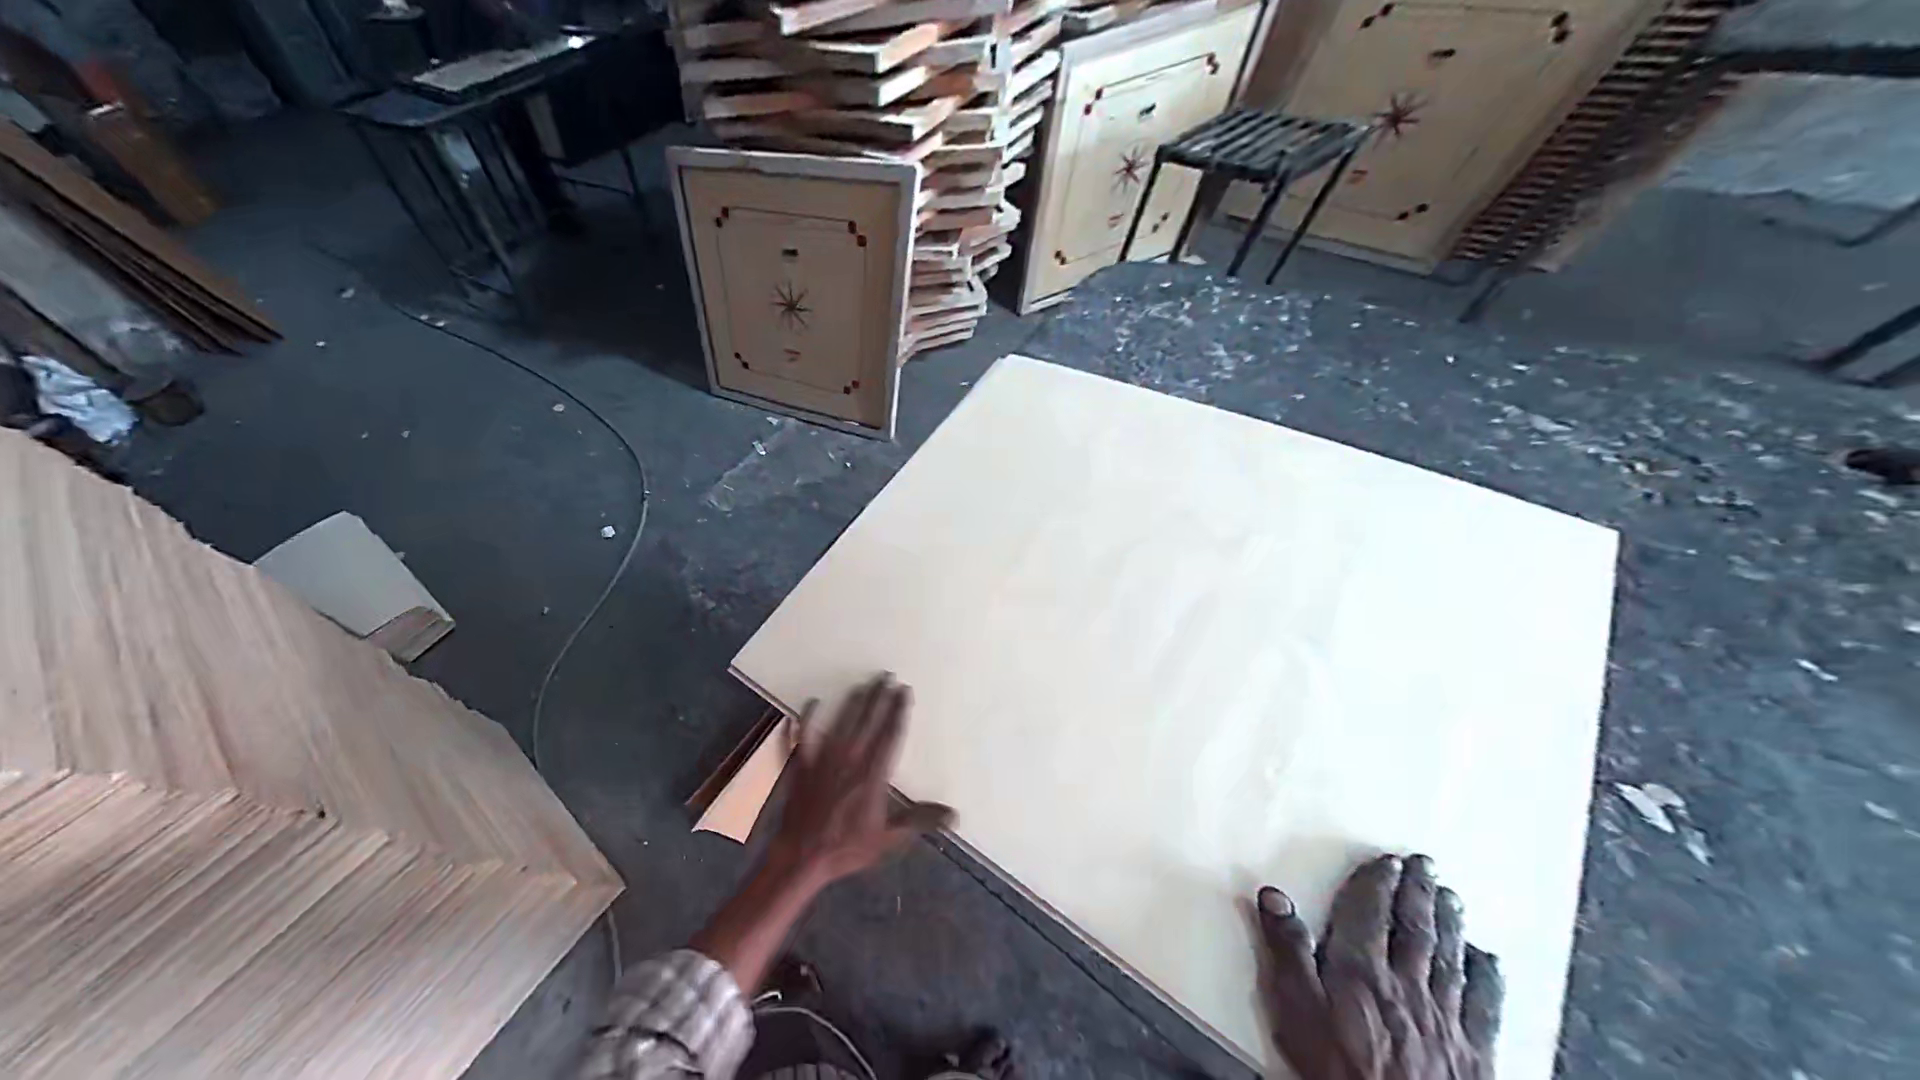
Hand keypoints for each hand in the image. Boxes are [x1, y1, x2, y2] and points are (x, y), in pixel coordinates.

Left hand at [768, 674, 954, 887]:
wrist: (801, 856)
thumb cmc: (846, 847)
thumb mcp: (889, 838)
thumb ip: (919, 820)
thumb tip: (953, 815)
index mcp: (873, 773)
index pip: (890, 734)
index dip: (898, 711)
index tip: (904, 691)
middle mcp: (850, 758)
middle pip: (868, 721)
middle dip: (879, 697)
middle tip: (886, 676)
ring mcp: (824, 759)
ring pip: (841, 722)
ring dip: (853, 702)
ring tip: (862, 685)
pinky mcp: (802, 764)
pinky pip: (804, 735)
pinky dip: (808, 717)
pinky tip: (813, 701)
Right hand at [1256, 854, 1504, 1079]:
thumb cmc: (1338, 1071)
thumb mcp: (1295, 1009)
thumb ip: (1286, 950)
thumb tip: (1273, 895)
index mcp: (1361, 969)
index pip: (1368, 912)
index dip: (1377, 883)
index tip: (1386, 861)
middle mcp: (1406, 983)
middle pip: (1413, 927)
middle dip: (1417, 892)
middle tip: (1424, 864)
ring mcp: (1444, 1017)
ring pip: (1448, 957)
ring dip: (1449, 922)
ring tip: (1451, 896)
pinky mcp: (1474, 1053)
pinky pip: (1483, 1005)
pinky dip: (1486, 976)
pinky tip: (1486, 958)